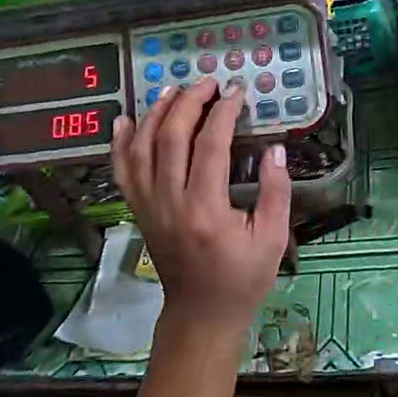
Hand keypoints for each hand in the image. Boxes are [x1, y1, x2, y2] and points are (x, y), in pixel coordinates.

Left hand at [111, 78, 290, 335]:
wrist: (201, 312)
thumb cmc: (242, 278)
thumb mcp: (272, 239)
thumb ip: (276, 192)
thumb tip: (275, 150)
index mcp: (206, 209)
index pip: (210, 145)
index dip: (223, 112)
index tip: (237, 93)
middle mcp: (170, 202)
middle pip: (170, 137)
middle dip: (189, 102)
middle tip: (208, 83)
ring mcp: (148, 206)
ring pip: (140, 148)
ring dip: (155, 113)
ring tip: (173, 89)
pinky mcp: (138, 211)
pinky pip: (122, 171)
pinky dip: (120, 142)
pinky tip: (125, 120)